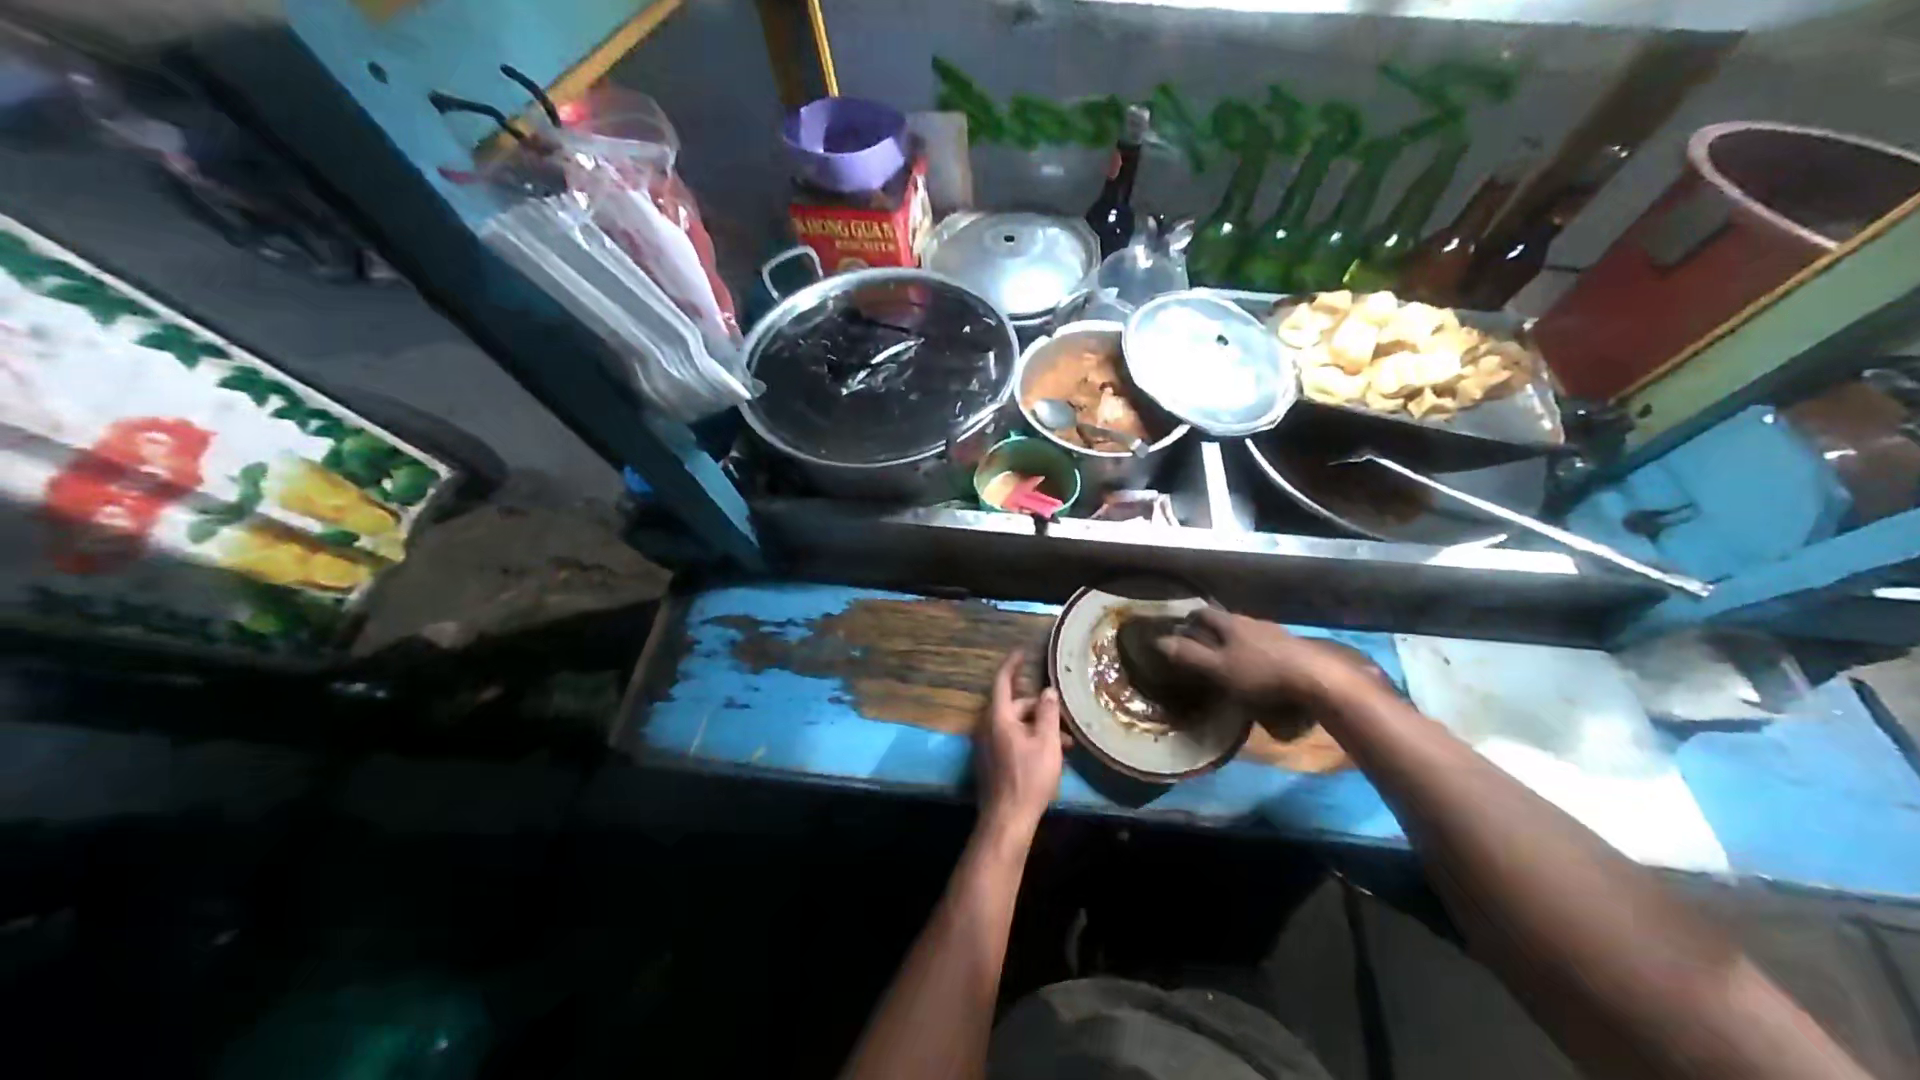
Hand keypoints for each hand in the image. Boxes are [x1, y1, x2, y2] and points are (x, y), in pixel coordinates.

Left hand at [975, 650, 1063, 834]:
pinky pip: (1010, 738)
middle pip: (1013, 705)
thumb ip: (1048, 713)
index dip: (1013, 664)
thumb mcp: (1046, 743)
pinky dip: (1028, 739)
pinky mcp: (990, 760)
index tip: (1023, 652)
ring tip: (1065, 742)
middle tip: (1063, 717)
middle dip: (1038, 707)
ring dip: (1037, 727)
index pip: (1002, 681)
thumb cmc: (1029, 778)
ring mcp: (986, 744)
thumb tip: (1048, 691)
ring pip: (1014, 724)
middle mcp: (986, 726)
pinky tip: (1050, 754)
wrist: (1007, 819)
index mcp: (997, 717)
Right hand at [1157, 609, 1381, 714]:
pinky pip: (1265, 645)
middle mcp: (1251, 622)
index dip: (1189, 620)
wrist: (1317, 679)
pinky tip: (1257, 668)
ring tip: (1228, 659)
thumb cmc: (1261, 673)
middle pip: (1225, 621)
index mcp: (1230, 623)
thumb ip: (1189, 655)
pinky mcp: (1292, 648)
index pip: (1203, 613)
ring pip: (1246, 632)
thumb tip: (1158, 641)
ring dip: (1235, 642)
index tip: (1179, 631)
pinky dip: (1254, 652)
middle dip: (1211, 631)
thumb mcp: (1218, 669)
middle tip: (1201, 647)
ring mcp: (1275, 633)